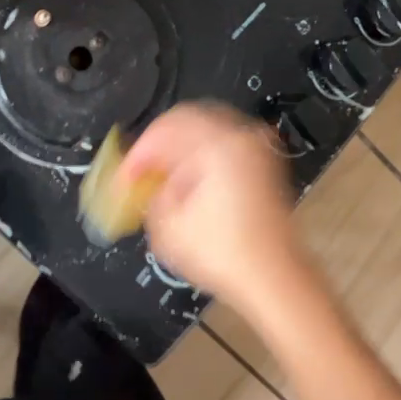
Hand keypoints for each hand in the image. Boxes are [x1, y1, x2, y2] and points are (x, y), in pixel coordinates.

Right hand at [119, 102, 306, 312]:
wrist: (274, 278)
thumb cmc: (231, 255)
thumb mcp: (169, 227)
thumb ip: (151, 194)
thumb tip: (145, 185)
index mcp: (217, 144)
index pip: (166, 128)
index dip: (139, 152)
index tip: (126, 174)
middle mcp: (241, 139)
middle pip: (188, 122)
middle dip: (160, 146)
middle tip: (142, 171)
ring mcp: (257, 151)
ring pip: (208, 133)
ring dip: (181, 152)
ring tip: (164, 181)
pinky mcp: (265, 168)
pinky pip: (226, 149)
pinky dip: (204, 160)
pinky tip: (191, 186)